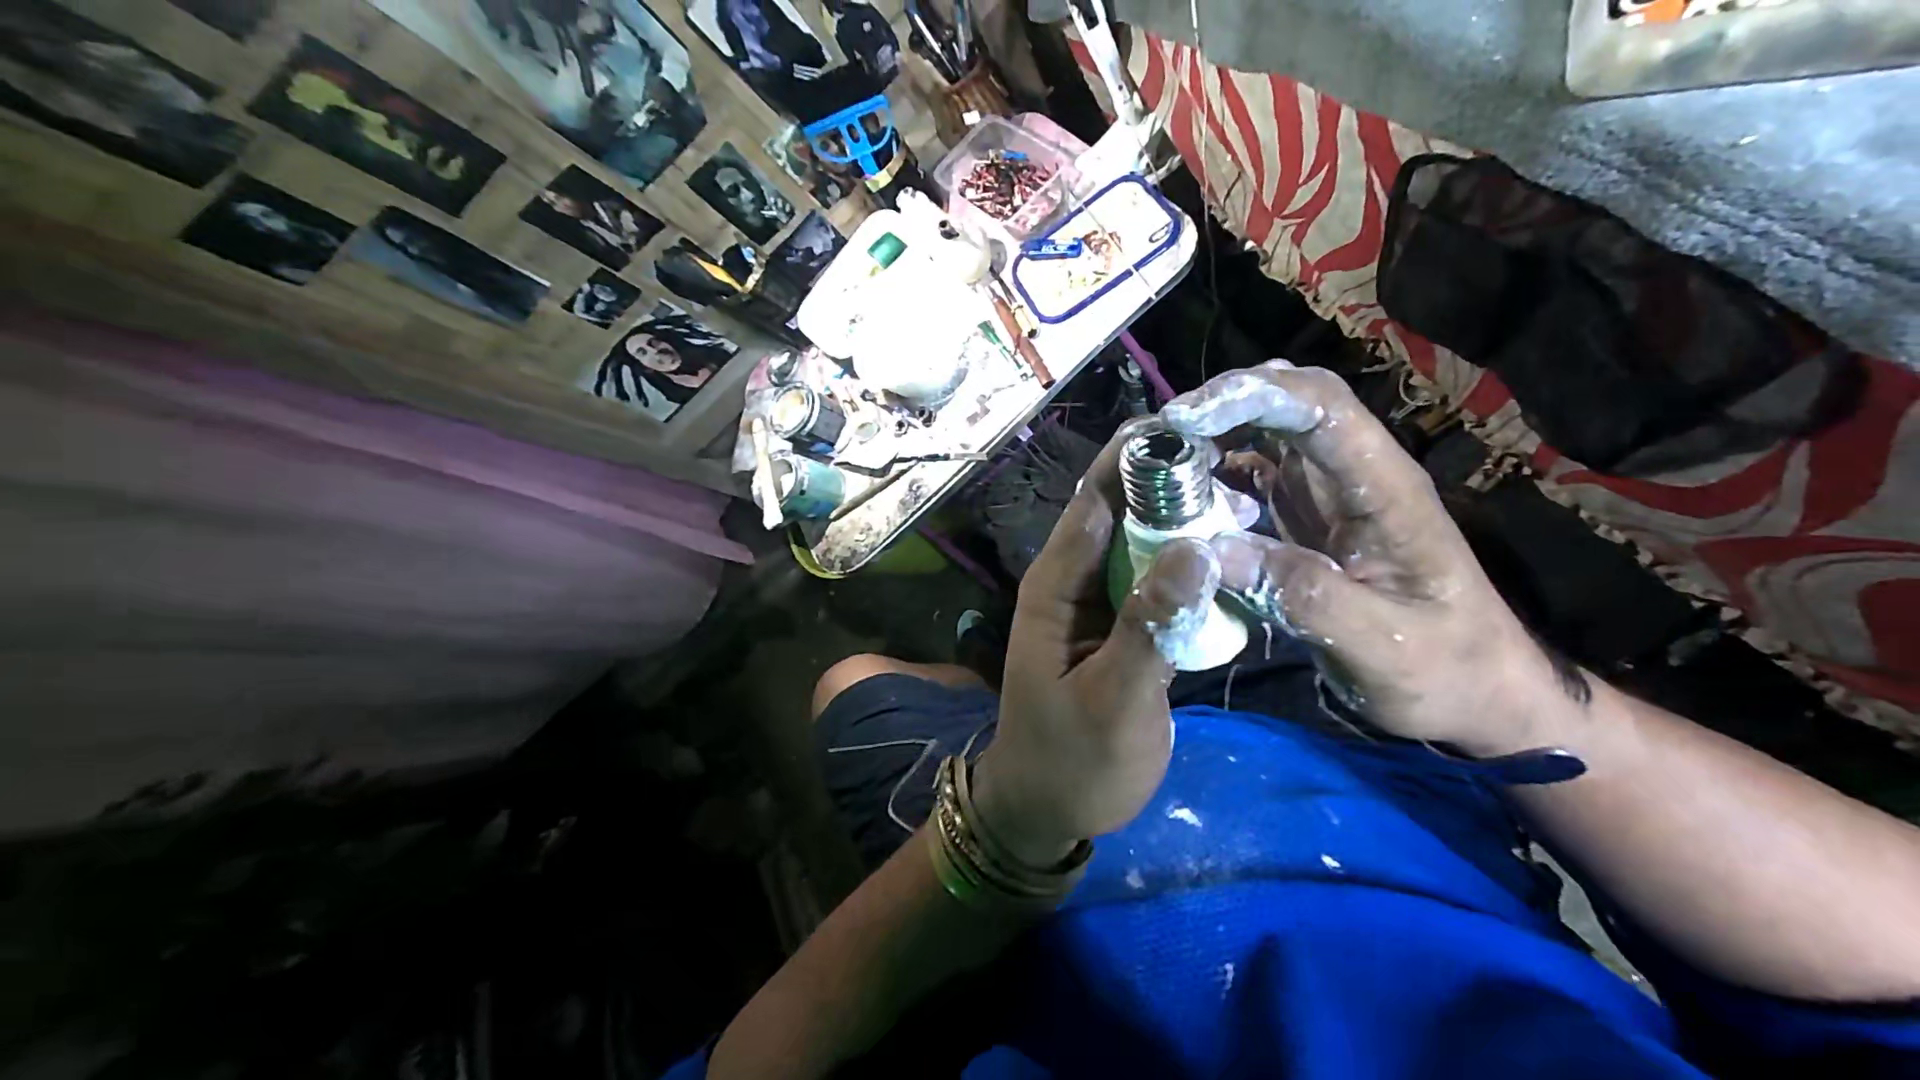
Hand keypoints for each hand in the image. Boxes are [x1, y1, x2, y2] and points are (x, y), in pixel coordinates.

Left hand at [970, 425, 1222, 865]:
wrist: (1051, 808)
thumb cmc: (1073, 760)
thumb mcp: (1113, 700)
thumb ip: (1149, 624)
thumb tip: (1196, 547)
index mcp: (1055, 585)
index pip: (1093, 501)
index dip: (1134, 458)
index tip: (1191, 421)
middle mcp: (1074, 581)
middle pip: (1120, 513)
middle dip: (1169, 482)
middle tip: (1238, 455)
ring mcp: (1100, 603)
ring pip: (1142, 544)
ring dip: (1183, 520)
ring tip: (1246, 493)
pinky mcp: (1123, 626)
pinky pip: (1155, 580)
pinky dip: (1187, 564)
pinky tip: (1233, 553)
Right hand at [1162, 361, 1573, 756]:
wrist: (1476, 692)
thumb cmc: (1444, 668)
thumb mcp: (1378, 645)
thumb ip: (1303, 596)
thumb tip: (1208, 554)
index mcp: (1383, 488)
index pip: (1321, 408)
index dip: (1251, 396)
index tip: (1182, 419)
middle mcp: (1352, 476)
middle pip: (1290, 402)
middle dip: (1223, 403)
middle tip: (1161, 434)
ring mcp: (1327, 495)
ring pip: (1265, 435)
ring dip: (1211, 439)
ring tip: (1159, 468)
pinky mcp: (1304, 520)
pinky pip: (1252, 480)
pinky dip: (1213, 481)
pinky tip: (1184, 507)